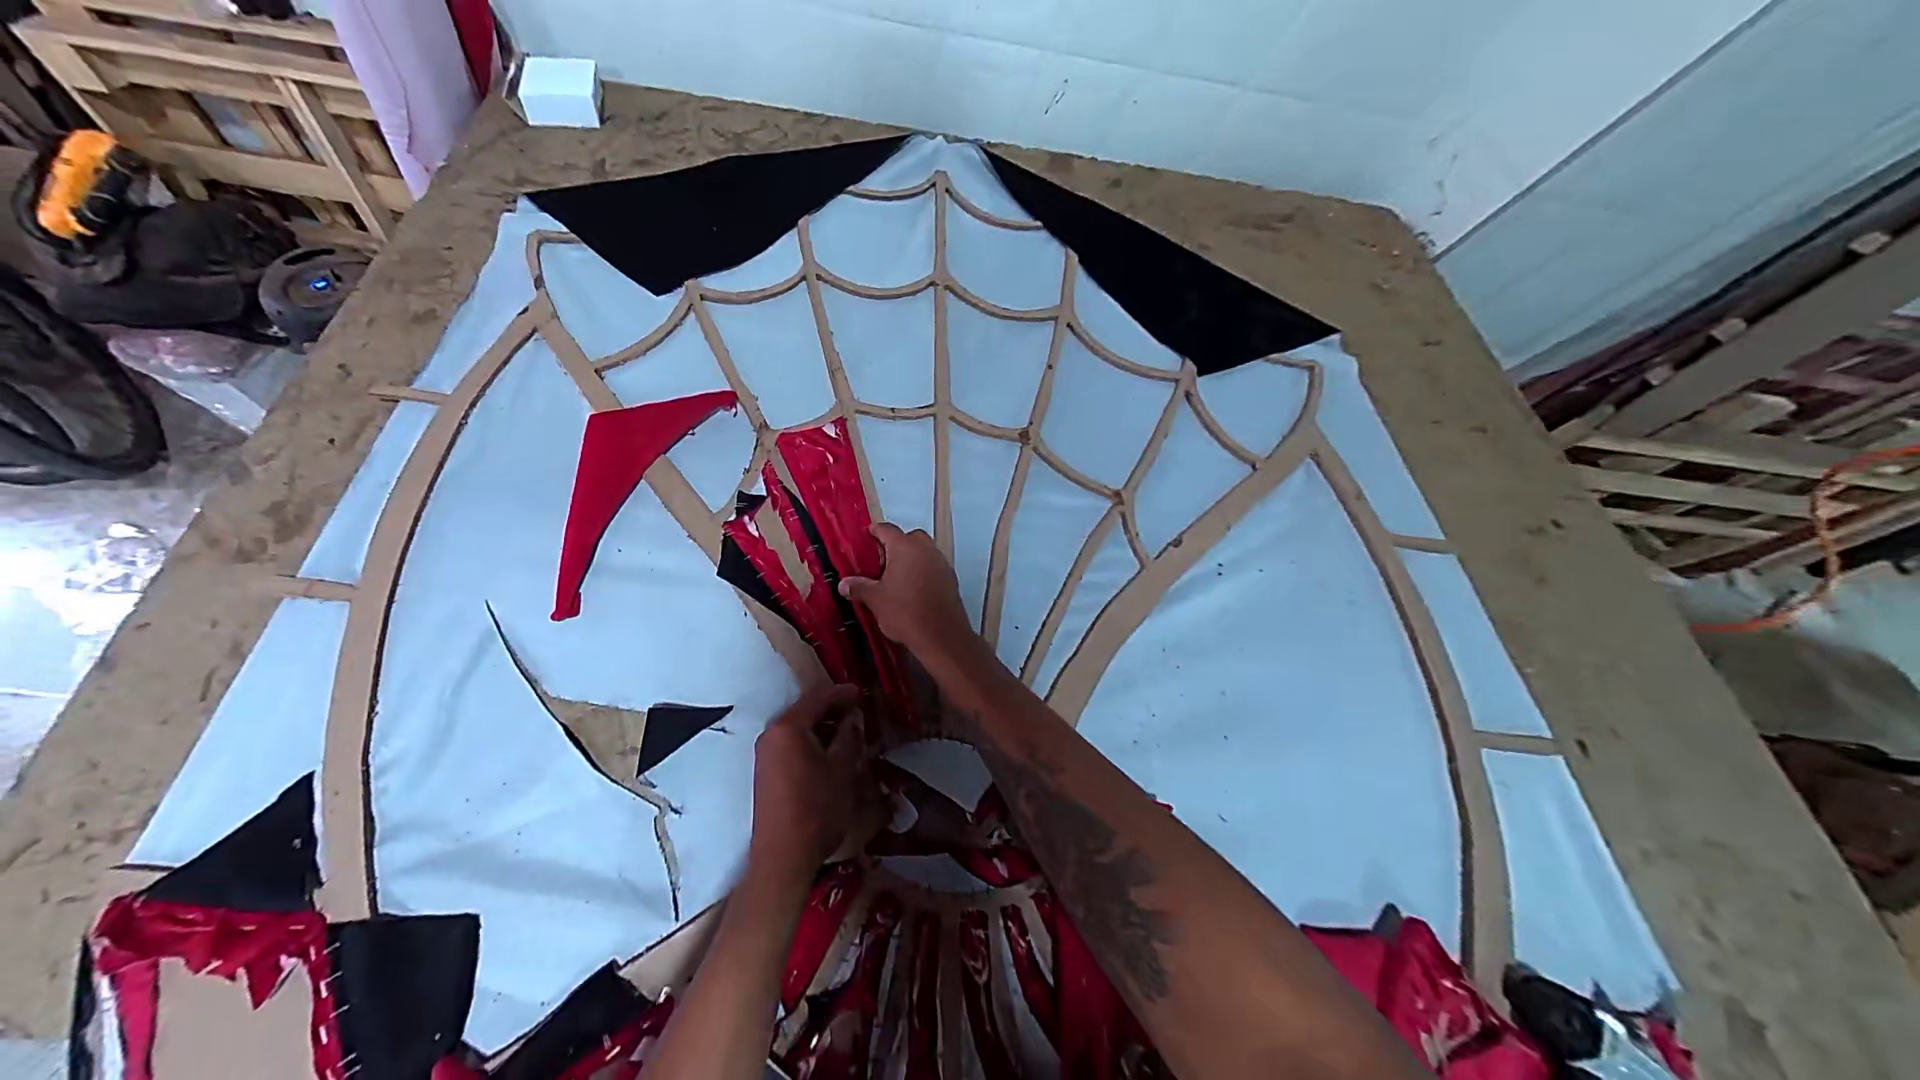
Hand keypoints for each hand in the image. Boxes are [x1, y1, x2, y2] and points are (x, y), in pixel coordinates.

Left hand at [749, 683, 870, 877]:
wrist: (784, 855)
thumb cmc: (817, 808)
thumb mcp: (842, 768)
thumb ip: (849, 736)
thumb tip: (852, 719)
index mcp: (788, 727)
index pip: (818, 697)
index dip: (843, 693)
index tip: (862, 693)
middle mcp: (771, 735)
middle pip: (805, 711)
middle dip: (832, 710)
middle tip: (858, 713)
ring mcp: (765, 754)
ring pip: (798, 730)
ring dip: (823, 728)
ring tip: (849, 733)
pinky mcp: (766, 772)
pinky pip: (791, 745)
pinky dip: (811, 743)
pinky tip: (830, 753)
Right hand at [839, 523, 977, 662]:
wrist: (941, 636)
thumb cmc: (905, 612)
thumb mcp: (876, 600)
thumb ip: (859, 587)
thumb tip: (844, 584)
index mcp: (905, 547)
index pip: (887, 529)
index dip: (875, 531)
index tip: (867, 535)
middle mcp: (926, 549)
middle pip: (909, 537)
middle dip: (896, 544)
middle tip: (882, 561)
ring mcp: (941, 563)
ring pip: (924, 551)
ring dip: (911, 557)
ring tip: (896, 576)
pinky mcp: (951, 579)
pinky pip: (933, 566)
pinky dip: (923, 571)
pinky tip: (913, 588)